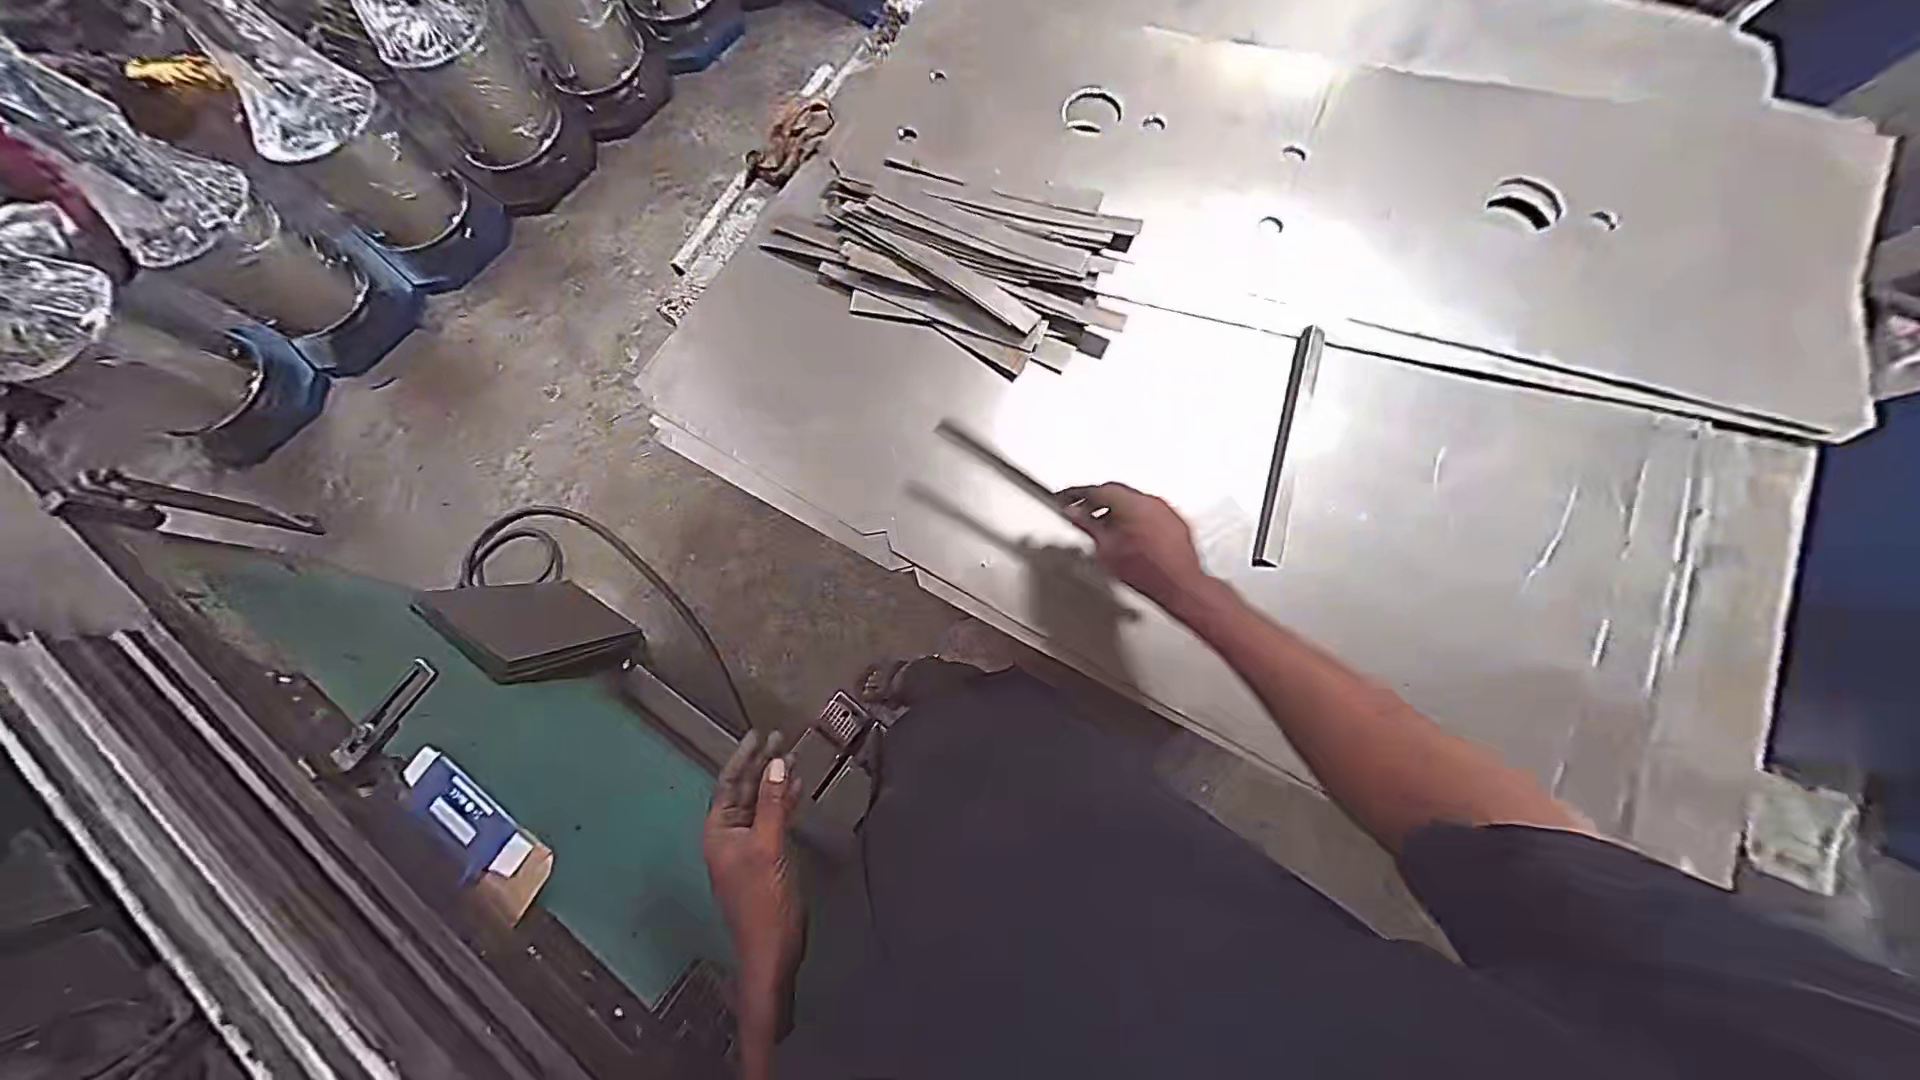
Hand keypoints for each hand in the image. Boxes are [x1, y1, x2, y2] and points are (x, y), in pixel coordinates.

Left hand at [704, 731, 804, 1035]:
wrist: (774, 946)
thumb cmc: (763, 898)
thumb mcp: (768, 845)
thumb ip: (772, 803)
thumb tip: (776, 763)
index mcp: (719, 832)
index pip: (728, 785)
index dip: (743, 758)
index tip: (757, 735)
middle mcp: (731, 835)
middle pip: (746, 790)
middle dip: (762, 765)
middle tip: (779, 737)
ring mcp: (750, 844)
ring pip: (762, 802)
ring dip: (776, 780)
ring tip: (793, 754)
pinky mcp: (768, 853)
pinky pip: (775, 817)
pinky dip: (785, 800)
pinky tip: (798, 786)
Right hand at [1058, 483, 1219, 618]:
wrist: (1179, 587)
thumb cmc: (1147, 572)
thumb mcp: (1104, 549)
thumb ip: (1086, 526)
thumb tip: (1074, 513)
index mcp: (1131, 503)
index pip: (1097, 490)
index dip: (1077, 495)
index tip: (1067, 500)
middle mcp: (1151, 502)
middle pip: (1116, 493)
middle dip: (1096, 502)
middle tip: (1082, 512)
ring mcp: (1166, 512)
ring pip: (1134, 503)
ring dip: (1116, 512)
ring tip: (1103, 529)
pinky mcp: (1176, 524)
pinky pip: (1150, 514)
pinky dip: (1134, 520)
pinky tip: (1127, 537)